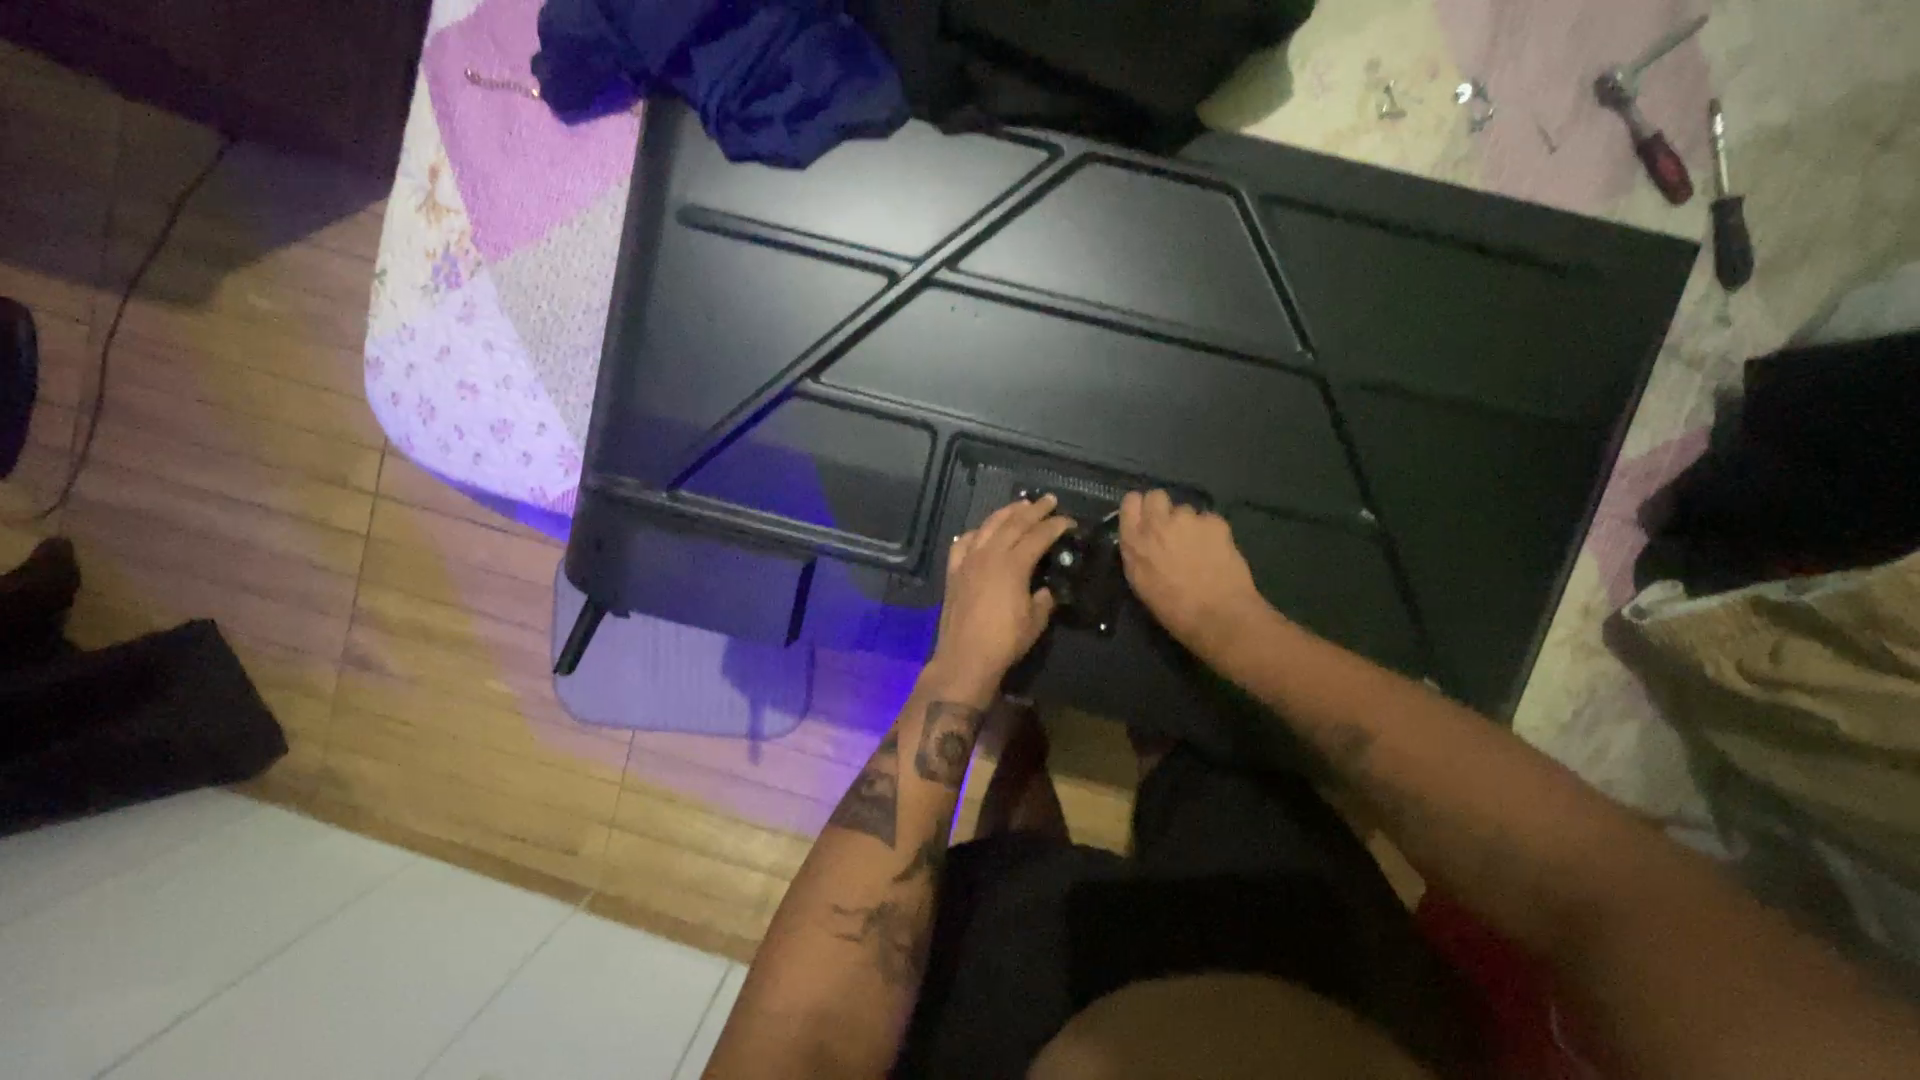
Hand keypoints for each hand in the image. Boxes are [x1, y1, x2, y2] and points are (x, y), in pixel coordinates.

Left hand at [932, 495, 1073, 686]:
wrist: (965, 658)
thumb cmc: (1004, 641)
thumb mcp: (1035, 621)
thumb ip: (1044, 600)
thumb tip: (1046, 590)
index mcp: (1013, 565)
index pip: (1039, 536)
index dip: (1056, 525)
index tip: (1069, 521)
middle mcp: (990, 555)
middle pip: (1013, 523)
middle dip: (1034, 510)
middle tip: (1048, 500)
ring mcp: (968, 561)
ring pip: (988, 527)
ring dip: (1005, 513)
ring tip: (1020, 506)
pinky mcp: (953, 572)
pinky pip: (963, 543)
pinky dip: (975, 533)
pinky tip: (981, 532)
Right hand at [1117, 490, 1273, 658]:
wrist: (1218, 615)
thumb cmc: (1174, 610)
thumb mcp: (1141, 583)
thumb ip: (1138, 554)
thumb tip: (1142, 542)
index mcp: (1134, 542)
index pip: (1130, 502)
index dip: (1139, 508)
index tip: (1145, 519)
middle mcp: (1157, 524)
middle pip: (1157, 495)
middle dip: (1163, 509)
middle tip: (1172, 530)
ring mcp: (1187, 520)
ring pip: (1186, 510)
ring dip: (1189, 524)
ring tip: (1199, 549)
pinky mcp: (1214, 522)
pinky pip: (1209, 519)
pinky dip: (1212, 532)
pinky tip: (1217, 552)